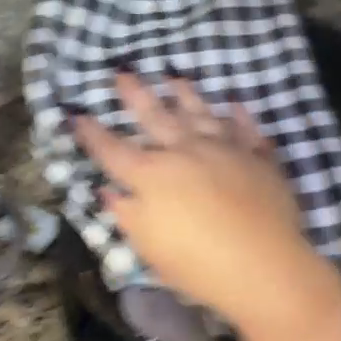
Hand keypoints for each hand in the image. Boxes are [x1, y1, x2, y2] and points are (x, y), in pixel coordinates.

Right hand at [70, 74, 340, 332]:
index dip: (92, 134)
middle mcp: (185, 152)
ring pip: (201, 114)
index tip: (77, 116)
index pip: (112, 151)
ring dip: (185, 95)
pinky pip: (247, 130)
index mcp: (151, 176)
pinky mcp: (260, 160)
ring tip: (174, 78)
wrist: (263, 266)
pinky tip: (233, 106)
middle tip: (122, 73)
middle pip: (155, 117)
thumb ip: (127, 214)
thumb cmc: (196, 264)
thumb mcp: (148, 246)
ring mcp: (225, 151)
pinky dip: (239, 117)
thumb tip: (108, 191)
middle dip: (135, 95)